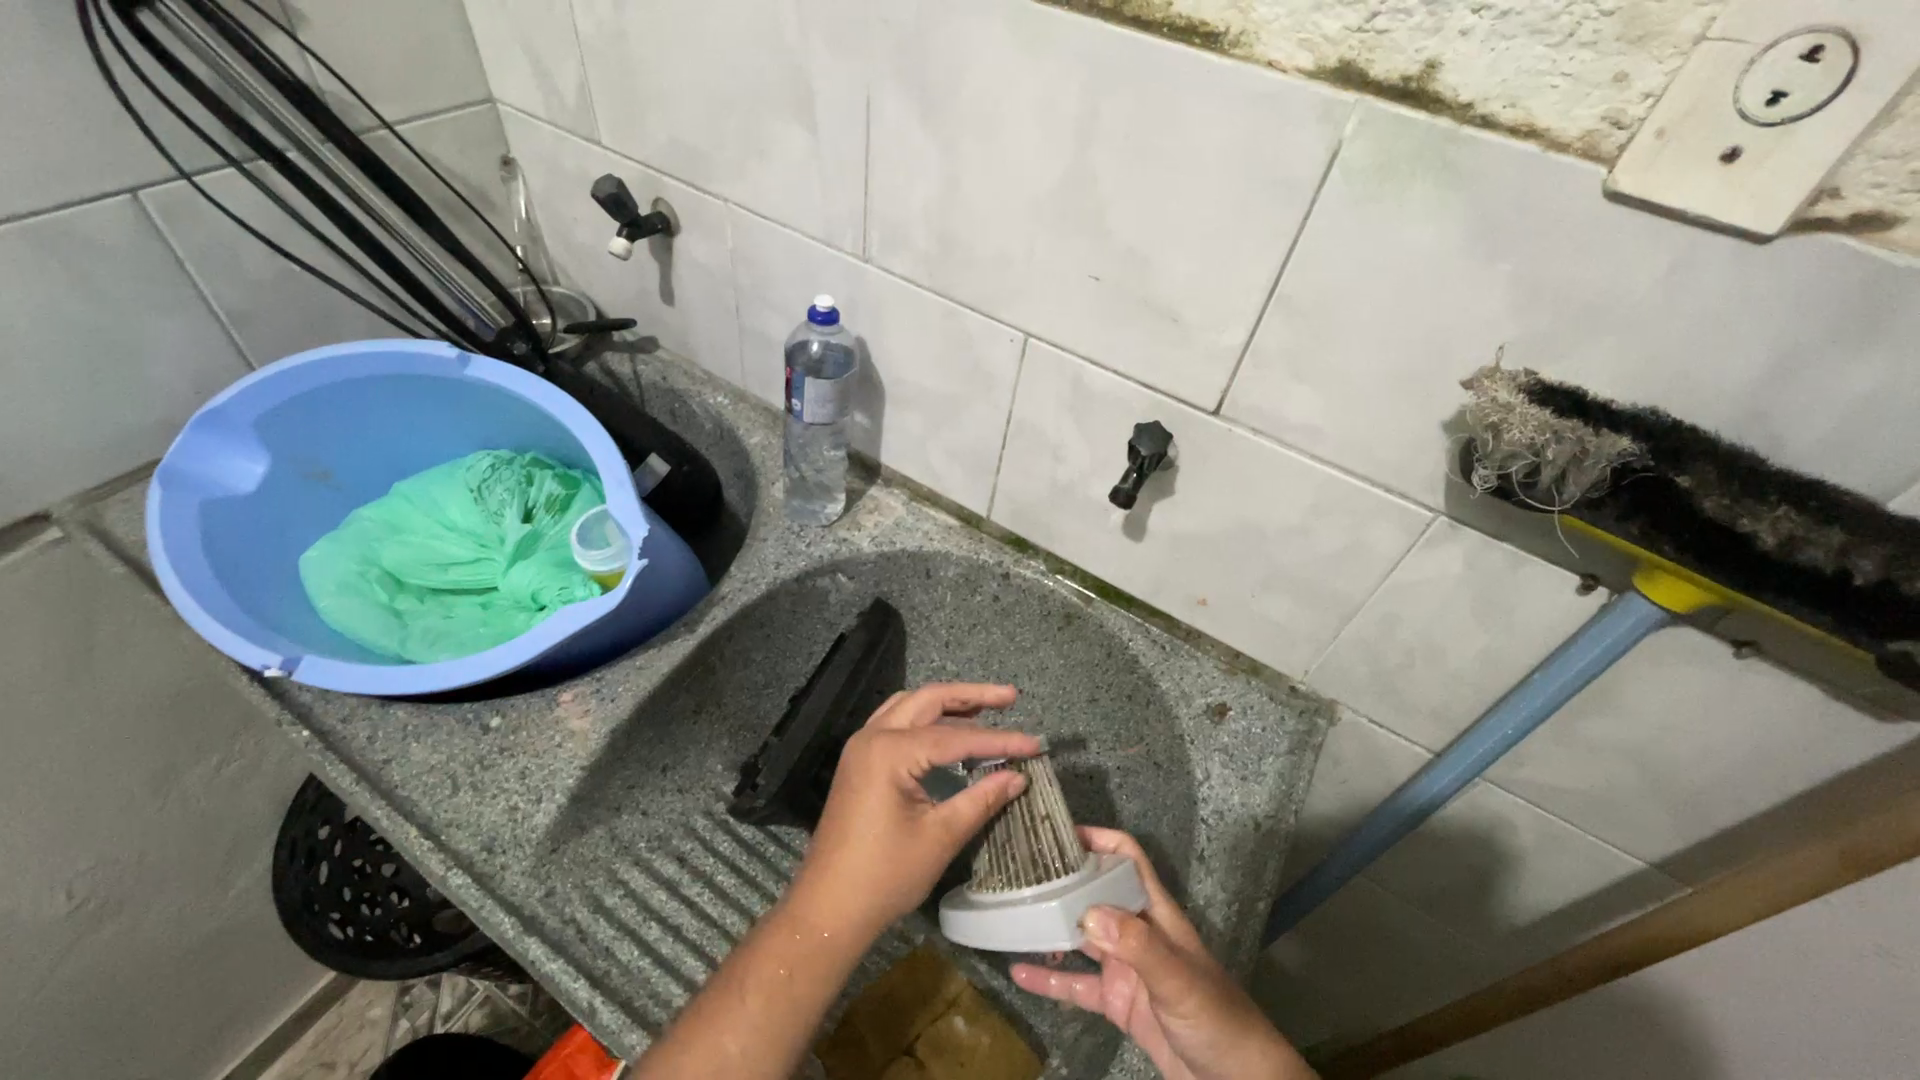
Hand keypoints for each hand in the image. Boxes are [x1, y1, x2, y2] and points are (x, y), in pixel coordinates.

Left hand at [788, 683, 1041, 940]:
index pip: (955, 737)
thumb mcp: (940, 837)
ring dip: (947, 703)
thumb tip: (1018, 777)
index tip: (1035, 744)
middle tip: (1010, 698)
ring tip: (986, 708)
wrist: (829, 907)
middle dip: (971, 696)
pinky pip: (896, 724)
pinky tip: (949, 732)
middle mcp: (872, 737)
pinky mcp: (859, 763)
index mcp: (890, 752)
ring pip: (909, 707)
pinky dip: (926, 719)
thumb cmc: (884, 875)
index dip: (999, 741)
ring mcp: (861, 748)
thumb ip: (981, 800)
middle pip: (928, 700)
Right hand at [1011, 828, 1315, 1079]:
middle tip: (1018, 870)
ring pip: (1080, 936)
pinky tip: (1019, 971)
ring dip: (1050, 925)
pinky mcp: (1118, 1002)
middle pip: (1095, 892)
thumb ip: (1137, 944)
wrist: (1237, 1079)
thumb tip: (1088, 913)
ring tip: (1011, 912)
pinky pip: (1077, 985)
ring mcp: (1125, 967)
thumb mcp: (1178, 978)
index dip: (1096, 839)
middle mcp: (1136, 931)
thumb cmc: (1217, 1017)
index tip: (1055, 831)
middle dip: (1061, 879)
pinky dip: (1050, 978)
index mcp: (1155, 913)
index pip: (1125, 858)